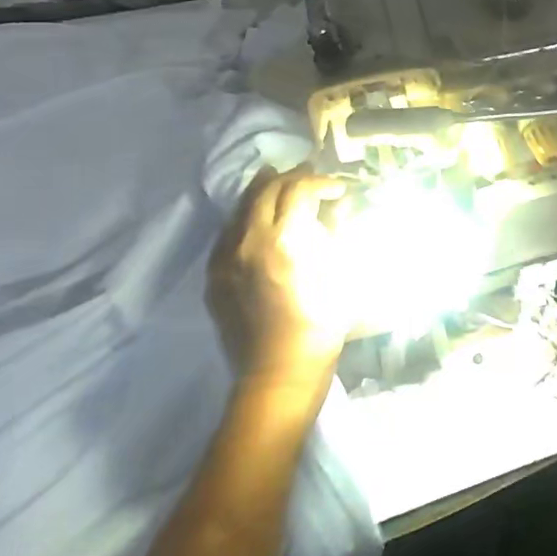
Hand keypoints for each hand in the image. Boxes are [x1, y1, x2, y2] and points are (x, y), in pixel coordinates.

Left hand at [206, 167, 349, 400]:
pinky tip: (256, 223)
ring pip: (242, 207)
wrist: (278, 377)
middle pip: (267, 189)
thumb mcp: (341, 278)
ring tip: (280, 186)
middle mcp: (249, 240)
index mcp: (284, 240)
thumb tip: (336, 209)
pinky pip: (227, 233)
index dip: (321, 182)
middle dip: (292, 178)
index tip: (337, 188)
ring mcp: (226, 258)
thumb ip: (337, 236)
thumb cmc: (320, 329)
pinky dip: (245, 218)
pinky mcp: (215, 276)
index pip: (299, 189)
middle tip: (310, 180)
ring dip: (264, 192)